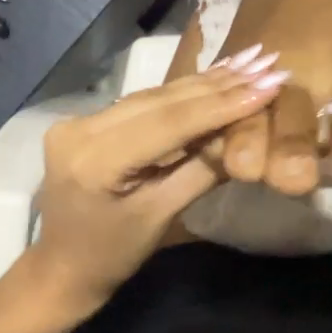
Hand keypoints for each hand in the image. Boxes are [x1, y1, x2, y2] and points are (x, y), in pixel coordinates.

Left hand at [29, 65, 289, 308]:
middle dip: (216, 86)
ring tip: (248, 65)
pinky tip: (212, 80)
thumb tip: (247, 131)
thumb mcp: (162, 215)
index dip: (220, 103)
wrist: (62, 268)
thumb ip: (202, 170)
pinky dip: (177, 97)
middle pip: (158, 102)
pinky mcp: (81, 123)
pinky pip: (137, 105)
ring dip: (200, 85)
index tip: (269, 83)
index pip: (168, 122)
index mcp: (94, 160)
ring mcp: (75, 122)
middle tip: (268, 64)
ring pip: (150, 98)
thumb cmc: (112, 255)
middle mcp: (78, 129)